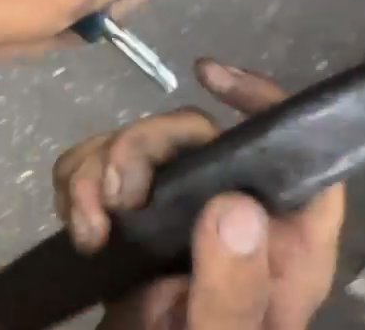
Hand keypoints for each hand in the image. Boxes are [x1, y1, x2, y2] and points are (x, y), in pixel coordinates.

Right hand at [55, 61, 344, 329]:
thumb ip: (234, 287)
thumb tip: (235, 206)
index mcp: (279, 243)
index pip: (290, 155)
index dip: (260, 102)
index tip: (207, 77)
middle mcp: (227, 212)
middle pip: (186, 135)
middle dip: (136, 148)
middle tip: (115, 198)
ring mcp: (172, 212)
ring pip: (130, 145)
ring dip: (94, 171)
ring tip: (87, 227)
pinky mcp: (125, 218)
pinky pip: (92, 167)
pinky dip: (75, 185)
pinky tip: (77, 228)